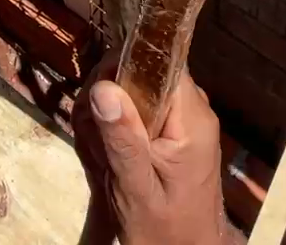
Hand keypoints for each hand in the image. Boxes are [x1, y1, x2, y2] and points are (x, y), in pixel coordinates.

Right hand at [72, 74, 239, 244]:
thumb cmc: (165, 233)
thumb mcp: (137, 191)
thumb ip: (124, 140)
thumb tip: (103, 87)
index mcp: (191, 118)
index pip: (158, 58)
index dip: (121, 65)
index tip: (98, 95)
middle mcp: (191, 108)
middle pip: (137, 70)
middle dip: (105, 98)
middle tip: (94, 140)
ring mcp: (180, 118)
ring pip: (129, 88)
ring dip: (104, 117)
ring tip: (100, 156)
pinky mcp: (169, 129)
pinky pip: (132, 107)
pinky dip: (112, 128)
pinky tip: (106, 157)